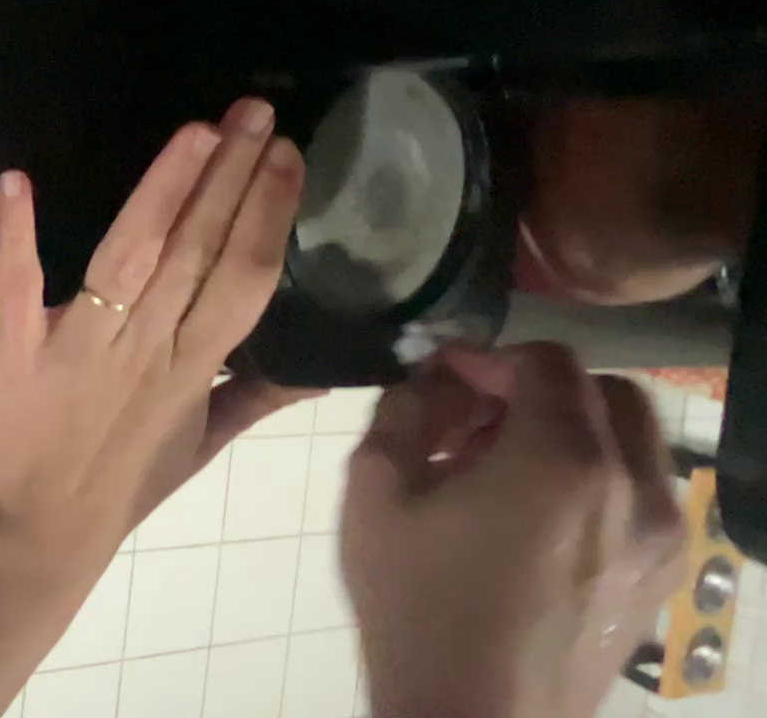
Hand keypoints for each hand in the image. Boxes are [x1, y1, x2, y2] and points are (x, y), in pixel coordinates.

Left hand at [0, 99, 305, 562]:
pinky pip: (20, 284)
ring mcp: (81, 343)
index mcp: (192, 366)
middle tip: (253, 112)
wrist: (36, 529)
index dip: (268, 214)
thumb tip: (312, 368)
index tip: (284, 156)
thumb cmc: (119, 485)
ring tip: (196, 134)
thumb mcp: (199, 446)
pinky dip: (17, 233)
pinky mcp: (18, 347)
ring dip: (165, 191)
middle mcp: (147, 346)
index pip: (244, 277)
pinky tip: (16, 180)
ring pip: (132, 256)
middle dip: (231, 178)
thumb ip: (253, 398)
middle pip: (198, 250)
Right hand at [342, 343, 686, 717]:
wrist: (474, 712)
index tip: (440, 376)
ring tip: (489, 462)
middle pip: (607, 392)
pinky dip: (587, 471)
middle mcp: (635, 490)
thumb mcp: (374, 485)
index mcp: (561, 462)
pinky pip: (637, 489)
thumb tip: (436, 377)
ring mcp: (664, 538)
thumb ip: (404, 410)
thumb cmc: (413, 592)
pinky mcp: (662, 575)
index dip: (487, 355)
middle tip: (468, 412)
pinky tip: (519, 508)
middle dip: (534, 385)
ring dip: (564, 426)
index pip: (548, 362)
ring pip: (631, 441)